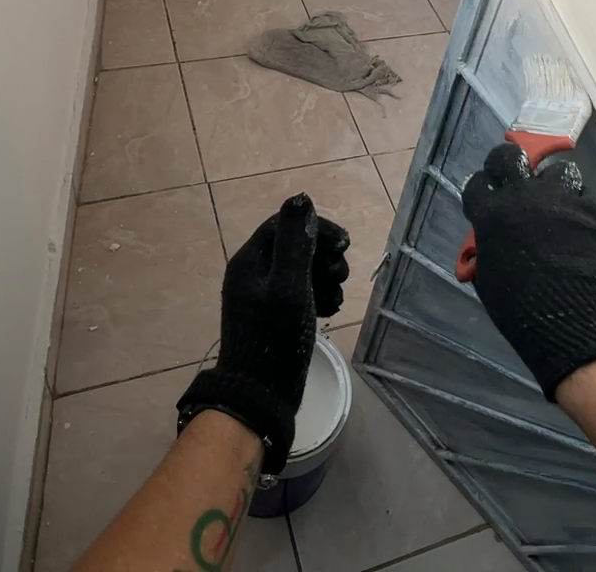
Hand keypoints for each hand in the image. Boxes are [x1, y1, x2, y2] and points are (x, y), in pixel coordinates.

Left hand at [177, 195, 349, 476]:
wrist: (261, 396)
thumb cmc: (275, 338)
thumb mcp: (289, 285)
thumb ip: (295, 241)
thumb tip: (300, 198)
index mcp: (251, 260)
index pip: (285, 223)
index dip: (317, 228)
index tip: (344, 245)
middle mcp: (254, 273)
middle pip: (295, 245)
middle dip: (324, 254)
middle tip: (342, 273)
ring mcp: (263, 296)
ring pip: (302, 269)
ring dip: (325, 276)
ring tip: (337, 297)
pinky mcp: (275, 315)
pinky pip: (301, 292)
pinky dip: (319, 295)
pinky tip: (330, 310)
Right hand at [462, 143, 595, 400]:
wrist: (565, 315)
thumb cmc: (516, 303)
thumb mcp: (488, 273)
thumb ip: (488, 246)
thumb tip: (492, 239)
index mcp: (491, 213)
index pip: (476, 183)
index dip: (480, 186)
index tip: (485, 191)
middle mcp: (521, 196)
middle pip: (508, 157)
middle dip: (506, 160)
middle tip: (511, 172)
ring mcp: (556, 199)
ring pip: (555, 168)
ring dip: (551, 180)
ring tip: (553, 196)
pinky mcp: (586, 209)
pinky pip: (583, 195)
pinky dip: (578, 204)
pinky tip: (577, 219)